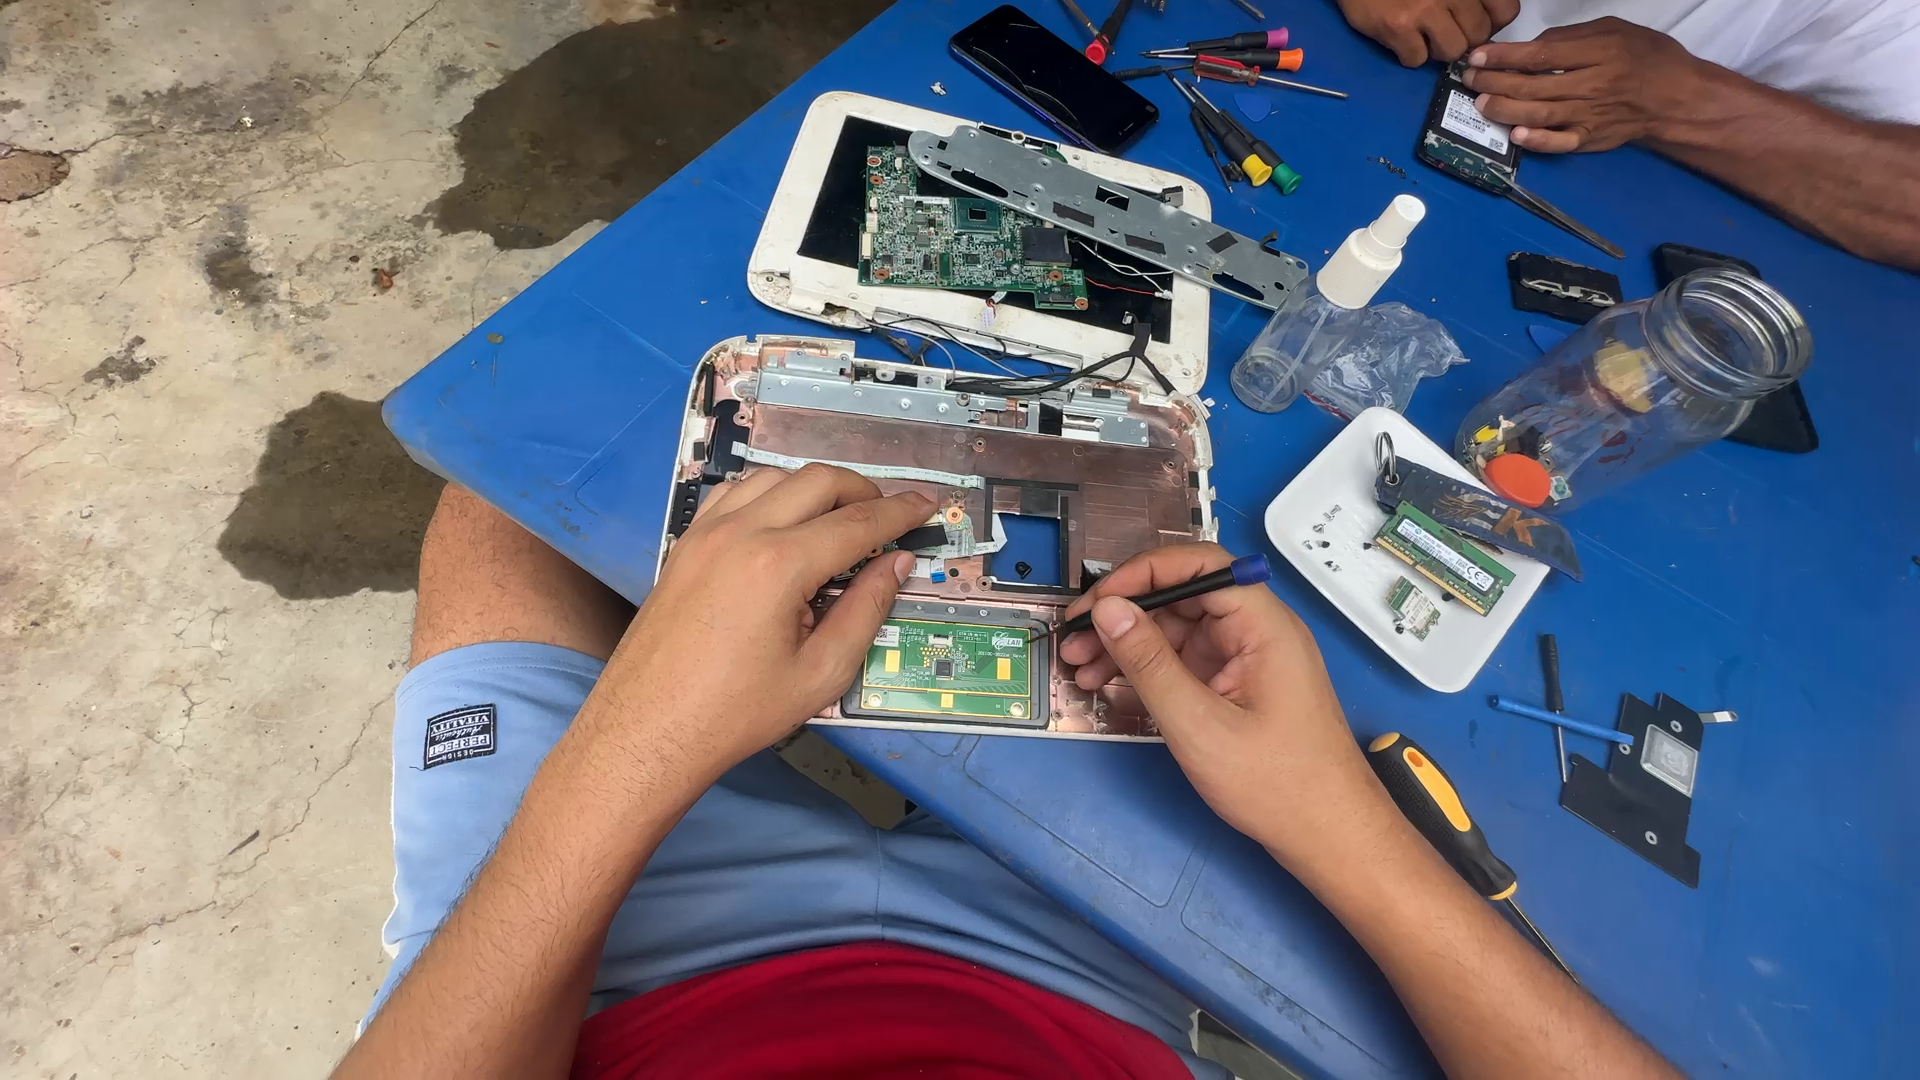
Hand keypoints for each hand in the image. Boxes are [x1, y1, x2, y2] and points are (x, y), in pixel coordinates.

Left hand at [584, 465, 932, 783]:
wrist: (647, 731)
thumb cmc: (738, 712)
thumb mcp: (821, 673)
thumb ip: (866, 610)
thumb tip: (897, 564)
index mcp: (779, 565)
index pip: (857, 521)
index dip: (900, 510)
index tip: (927, 504)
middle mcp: (742, 532)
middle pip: (818, 481)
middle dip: (863, 490)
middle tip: (888, 516)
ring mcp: (706, 532)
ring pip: (774, 477)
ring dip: (816, 487)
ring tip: (839, 518)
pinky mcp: (685, 543)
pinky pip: (734, 493)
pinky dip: (770, 493)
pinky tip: (782, 521)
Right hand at [1056, 544, 1387, 861]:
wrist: (1330, 840)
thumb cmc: (1274, 784)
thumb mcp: (1198, 724)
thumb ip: (1148, 662)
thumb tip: (1107, 609)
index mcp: (1262, 624)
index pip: (1200, 565)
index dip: (1143, 573)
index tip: (1098, 603)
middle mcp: (1254, 629)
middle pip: (1180, 595)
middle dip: (1123, 613)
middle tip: (1074, 639)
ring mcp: (1242, 656)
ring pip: (1173, 628)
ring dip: (1125, 643)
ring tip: (1079, 667)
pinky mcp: (1232, 681)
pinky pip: (1180, 658)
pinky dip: (1144, 667)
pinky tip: (1108, 682)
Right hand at [1337, 0, 1517, 66]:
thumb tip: (1489, 20)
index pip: (1506, 12)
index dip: (1492, 24)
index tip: (1476, 24)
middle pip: (1478, 36)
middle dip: (1464, 40)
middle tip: (1447, 33)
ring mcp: (1427, 9)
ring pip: (1452, 51)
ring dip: (1439, 51)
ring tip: (1426, 39)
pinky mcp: (1399, 28)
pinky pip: (1417, 60)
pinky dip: (1411, 56)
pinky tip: (1404, 41)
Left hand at [1463, 18, 1718, 152]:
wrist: (1675, 96)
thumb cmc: (1643, 58)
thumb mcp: (1615, 32)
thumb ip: (1571, 37)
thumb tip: (1528, 47)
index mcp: (1601, 51)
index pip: (1543, 53)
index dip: (1505, 56)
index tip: (1478, 56)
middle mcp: (1593, 83)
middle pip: (1533, 85)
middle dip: (1495, 81)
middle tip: (1470, 78)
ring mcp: (1588, 114)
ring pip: (1538, 113)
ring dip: (1504, 109)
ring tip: (1480, 102)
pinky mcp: (1586, 138)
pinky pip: (1557, 142)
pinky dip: (1535, 139)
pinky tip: (1514, 134)